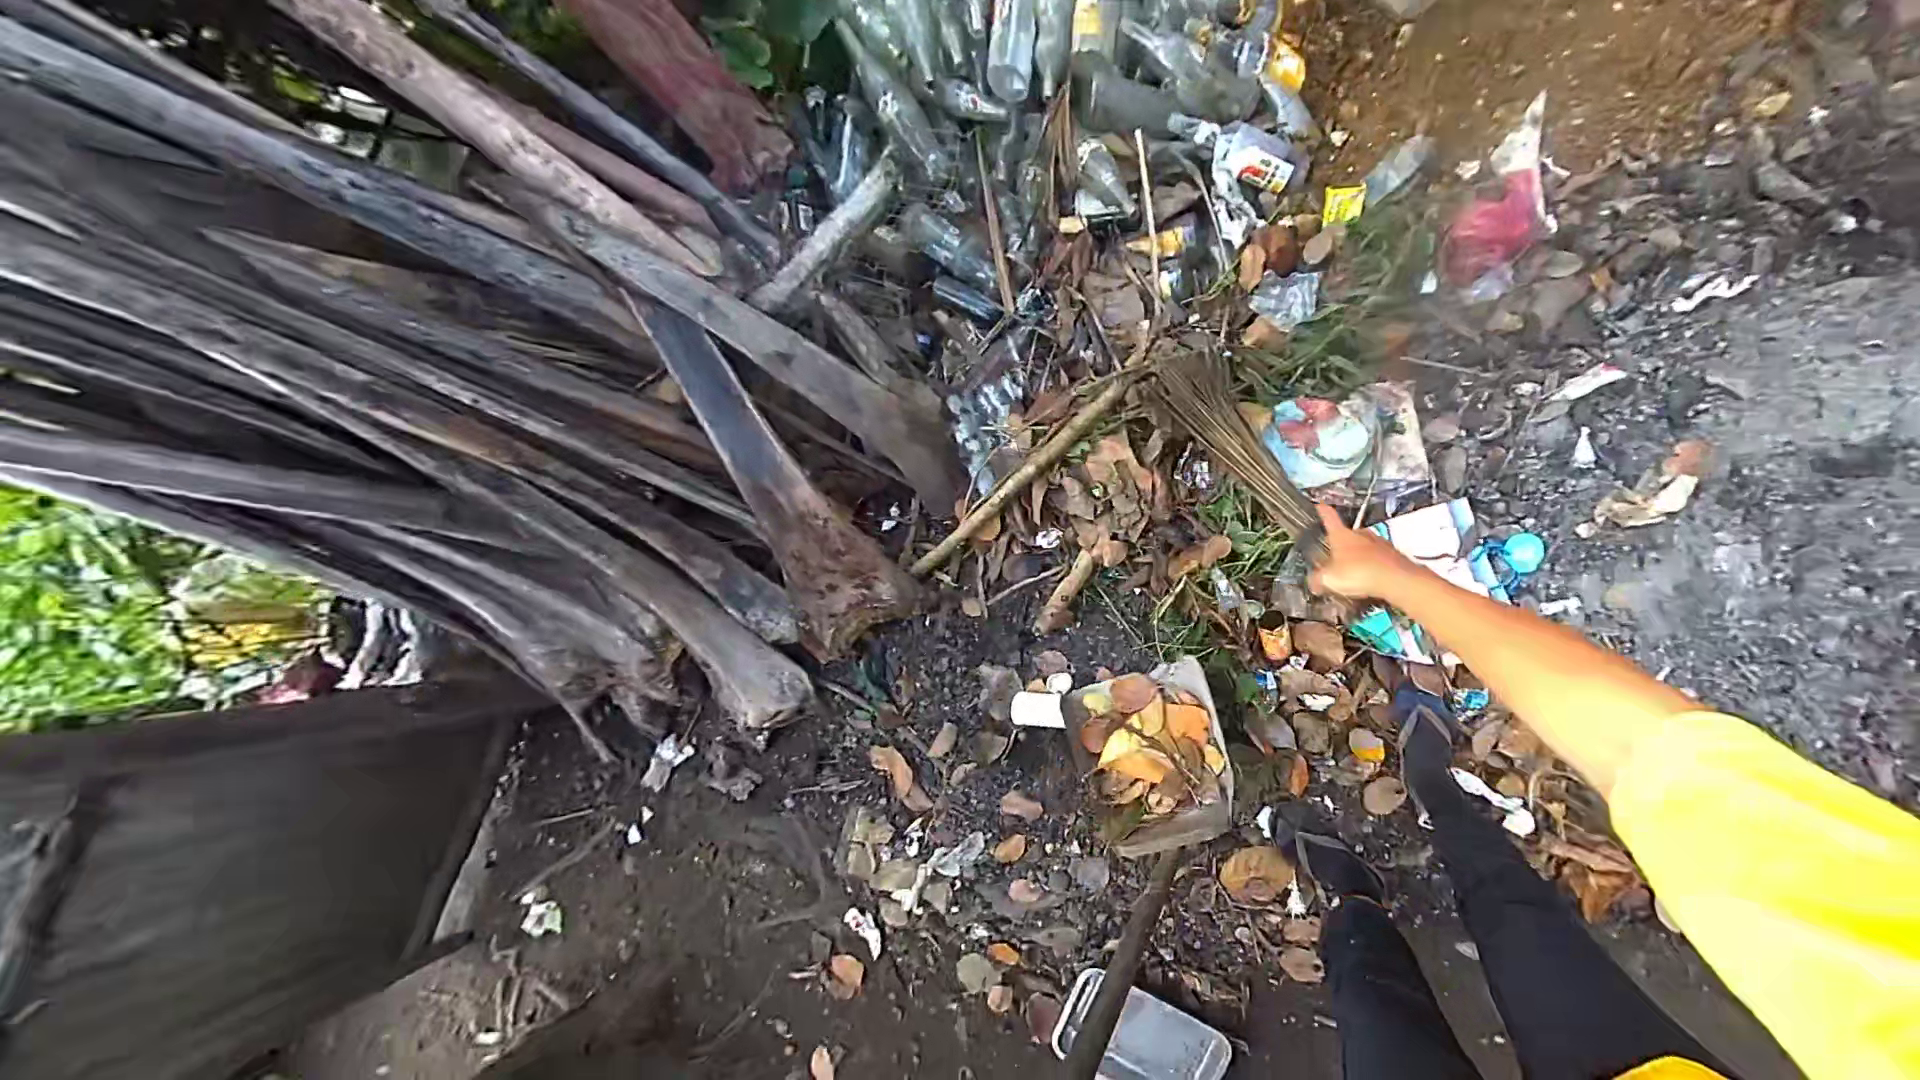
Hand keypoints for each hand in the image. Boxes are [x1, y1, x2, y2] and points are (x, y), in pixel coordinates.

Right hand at [1308, 503, 1416, 599]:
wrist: (1398, 580)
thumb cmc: (1360, 573)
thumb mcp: (1329, 579)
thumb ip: (1318, 579)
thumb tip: (1313, 582)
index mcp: (1341, 535)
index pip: (1329, 518)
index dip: (1323, 511)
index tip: (1320, 505)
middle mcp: (1361, 534)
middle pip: (1347, 534)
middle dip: (1341, 543)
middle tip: (1334, 556)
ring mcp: (1380, 543)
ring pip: (1364, 546)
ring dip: (1358, 555)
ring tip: (1352, 572)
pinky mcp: (1395, 555)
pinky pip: (1379, 558)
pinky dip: (1373, 566)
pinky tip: (1369, 579)